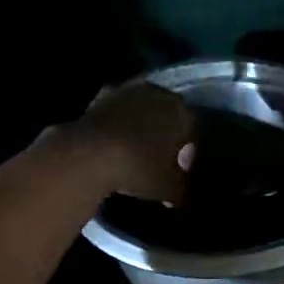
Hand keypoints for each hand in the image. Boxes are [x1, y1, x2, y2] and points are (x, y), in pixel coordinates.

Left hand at [72, 82, 195, 202]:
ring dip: (142, 127)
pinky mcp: (101, 95)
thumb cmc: (140, 169)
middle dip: (166, 136)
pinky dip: (121, 126)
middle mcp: (158, 93)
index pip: (193, 132)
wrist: (90, 154)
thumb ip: (183, 189)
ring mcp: (128, 89)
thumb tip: (185, 194)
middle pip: (168, 116)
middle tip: (160, 161)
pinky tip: (117, 144)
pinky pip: (120, 114)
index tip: (180, 170)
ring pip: (143, 111)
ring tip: (137, 152)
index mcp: (182, 112)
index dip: (188, 154)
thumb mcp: (170, 189)